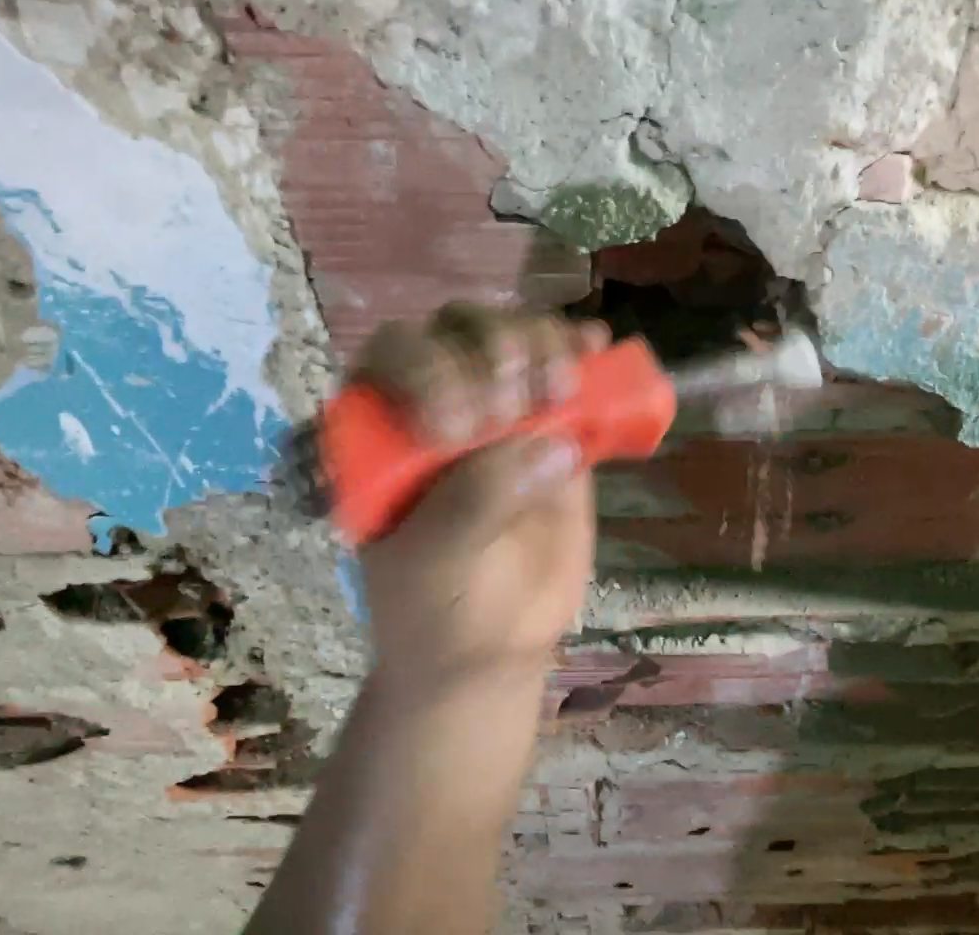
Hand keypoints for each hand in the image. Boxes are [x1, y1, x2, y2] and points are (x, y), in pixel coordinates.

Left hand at [347, 303, 608, 679]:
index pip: (393, 360)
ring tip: (564, 385)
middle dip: (491, 352)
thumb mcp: (435, 563)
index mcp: (382, 430)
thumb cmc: (439, 610)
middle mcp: (437, 404)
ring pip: (516, 342)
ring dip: (542, 344)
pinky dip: (582, 354)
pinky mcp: (553, 428)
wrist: (494, 645)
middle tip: (515, 407)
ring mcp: (501, 412)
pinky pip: (568, 377)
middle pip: (458, 333)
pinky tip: (596, 344)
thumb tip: (547, 441)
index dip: (427, 371)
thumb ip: (476, 500)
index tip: (459, 427)